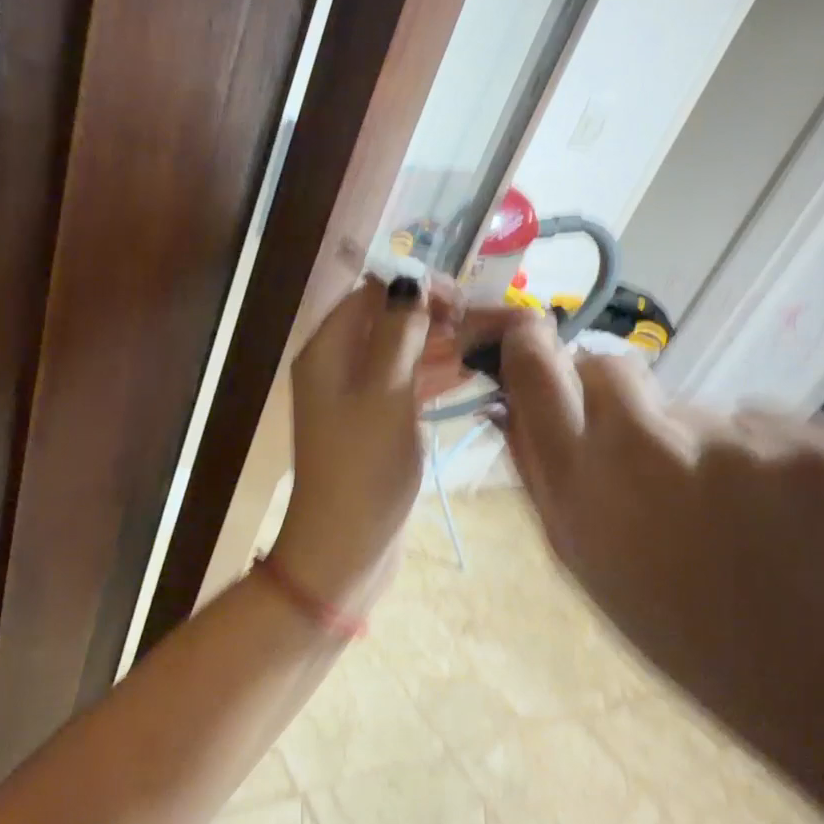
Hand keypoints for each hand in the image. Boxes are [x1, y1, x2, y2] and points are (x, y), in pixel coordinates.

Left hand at [270, 275, 525, 612]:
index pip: (369, 294)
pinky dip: (436, 374)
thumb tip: (409, 279)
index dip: (414, 287)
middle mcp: (335, 366)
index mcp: (325, 350)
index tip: (464, 298)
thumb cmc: (364, 466)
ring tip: (498, 342)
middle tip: (494, 322)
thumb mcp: (385, 392)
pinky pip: (406, 385)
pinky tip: (475, 372)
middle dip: (436, 315)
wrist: (345, 543)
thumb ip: (398, 333)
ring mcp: (354, 396)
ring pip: (401, 353)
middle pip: (388, 321)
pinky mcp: (375, 423)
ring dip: (443, 344)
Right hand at [496, 317, 823, 743]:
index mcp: (583, 479)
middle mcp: (654, 446)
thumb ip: (535, 469)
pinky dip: (766, 454)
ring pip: (695, 405)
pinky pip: (769, 422)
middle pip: (613, 367)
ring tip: (727, 509)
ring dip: (696, 438)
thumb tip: (503, 400)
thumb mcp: (574, 553)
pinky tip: (780, 511)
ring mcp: (744, 444)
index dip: (529, 343)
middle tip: (641, 451)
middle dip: (615, 395)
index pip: (538, 370)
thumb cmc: (670, 620)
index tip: (530, 336)